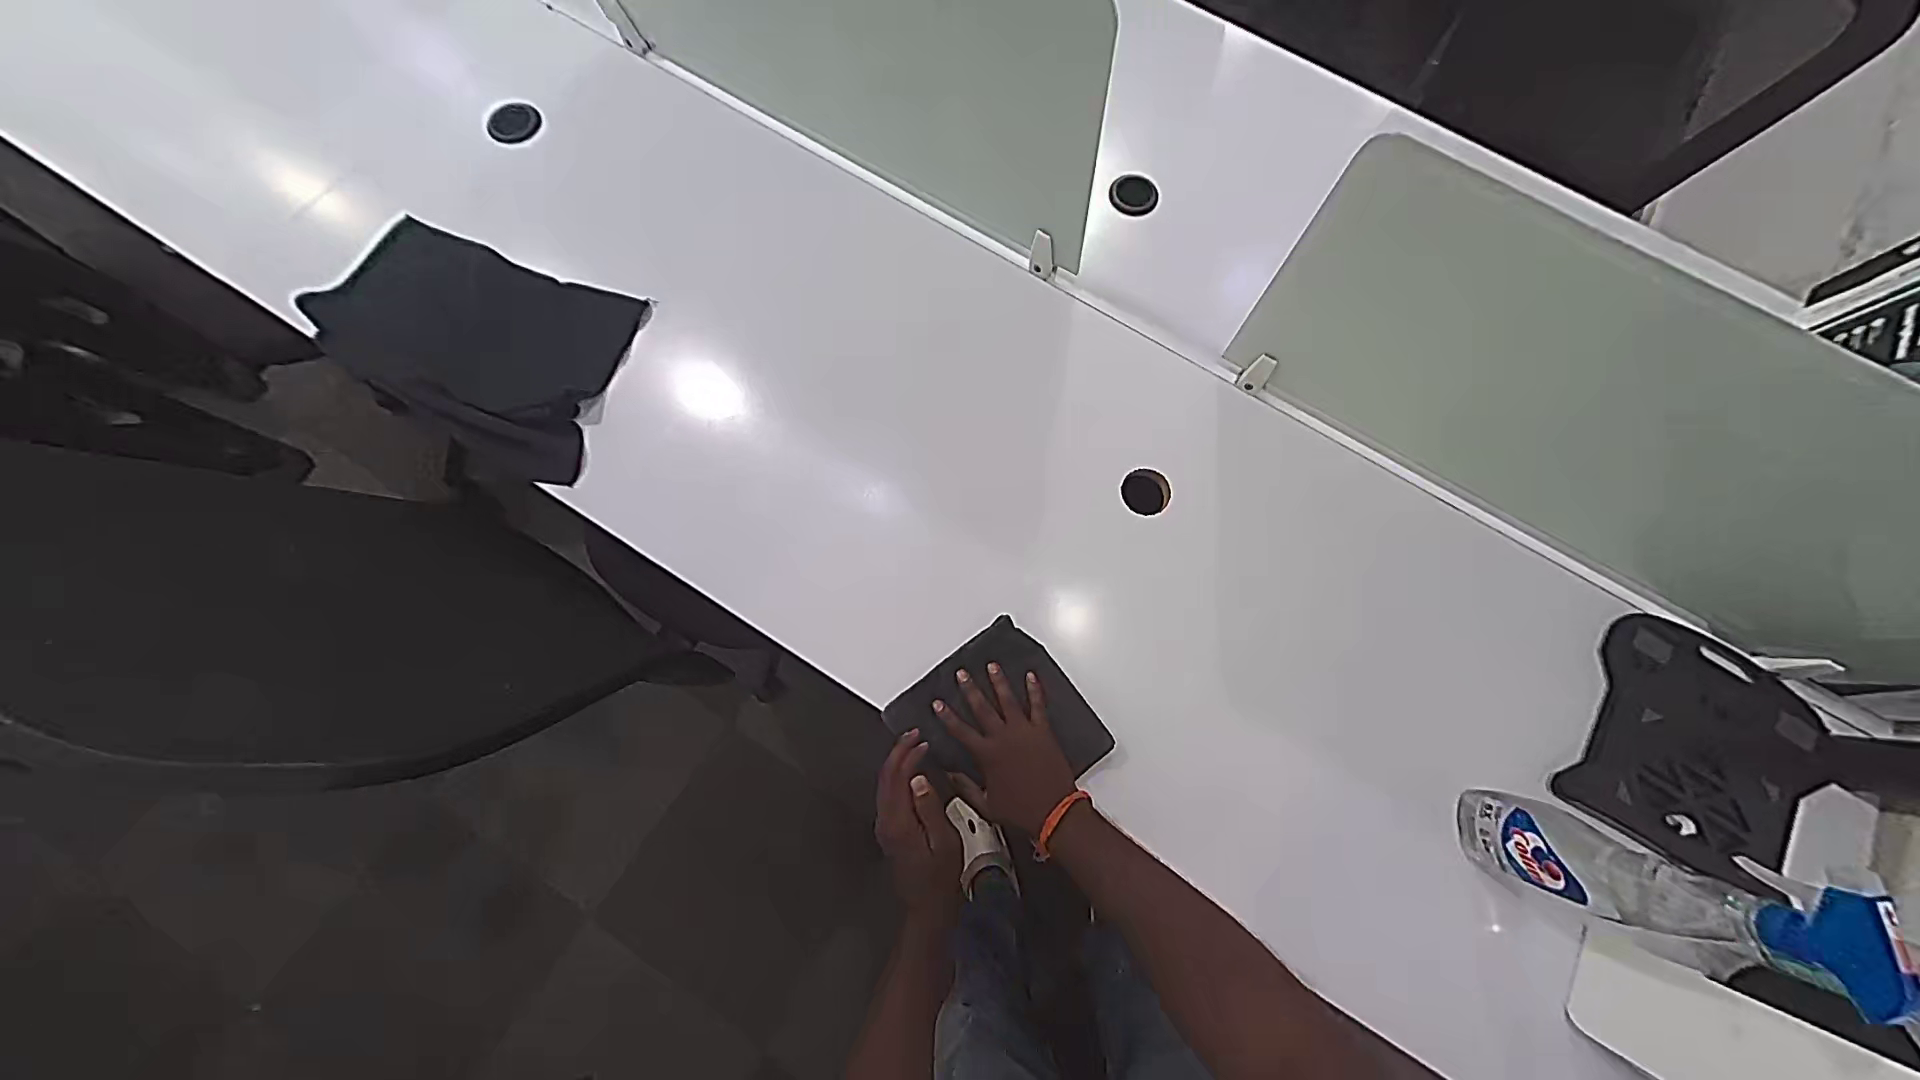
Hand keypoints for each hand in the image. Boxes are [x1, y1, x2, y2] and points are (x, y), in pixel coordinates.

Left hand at [873, 728, 962, 923]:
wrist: (928, 909)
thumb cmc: (941, 879)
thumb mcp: (945, 841)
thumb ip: (930, 807)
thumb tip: (919, 778)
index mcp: (898, 822)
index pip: (896, 777)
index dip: (907, 754)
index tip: (921, 741)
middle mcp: (885, 822)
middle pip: (885, 777)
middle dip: (898, 752)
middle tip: (914, 735)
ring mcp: (885, 827)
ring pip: (885, 784)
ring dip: (897, 763)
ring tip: (913, 747)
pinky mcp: (889, 830)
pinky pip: (889, 794)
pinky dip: (898, 776)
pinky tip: (911, 772)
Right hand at [936, 664, 1077, 835]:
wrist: (1054, 812)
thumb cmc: (1022, 811)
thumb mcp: (986, 805)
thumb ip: (966, 788)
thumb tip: (951, 776)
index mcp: (987, 755)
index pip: (961, 730)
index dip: (947, 716)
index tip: (939, 703)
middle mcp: (1004, 738)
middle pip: (982, 708)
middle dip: (970, 689)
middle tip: (962, 674)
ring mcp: (1024, 732)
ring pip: (1008, 700)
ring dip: (998, 681)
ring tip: (992, 666)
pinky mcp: (1043, 732)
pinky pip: (1038, 705)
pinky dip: (1034, 690)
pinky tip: (1031, 677)